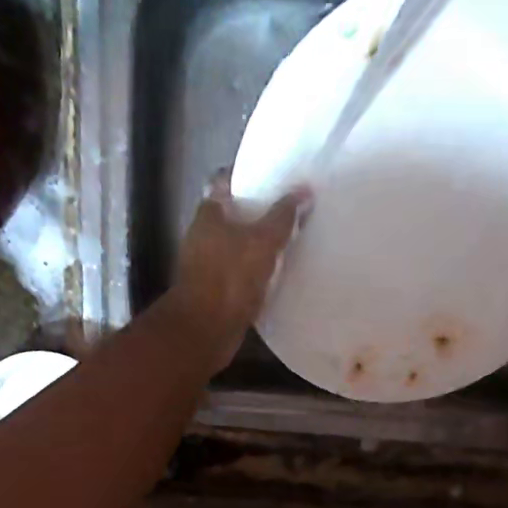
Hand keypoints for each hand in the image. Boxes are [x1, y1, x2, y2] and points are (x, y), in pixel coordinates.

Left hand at [162, 172, 308, 368]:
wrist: (205, 332)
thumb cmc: (229, 278)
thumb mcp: (262, 241)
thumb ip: (283, 217)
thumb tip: (304, 191)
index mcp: (208, 216)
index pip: (224, 182)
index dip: (246, 175)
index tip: (273, 174)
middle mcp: (203, 238)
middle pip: (233, 216)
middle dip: (258, 212)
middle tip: (291, 206)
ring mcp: (208, 268)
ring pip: (238, 247)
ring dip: (259, 245)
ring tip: (292, 237)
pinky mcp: (217, 293)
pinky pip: (241, 275)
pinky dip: (257, 272)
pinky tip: (280, 272)